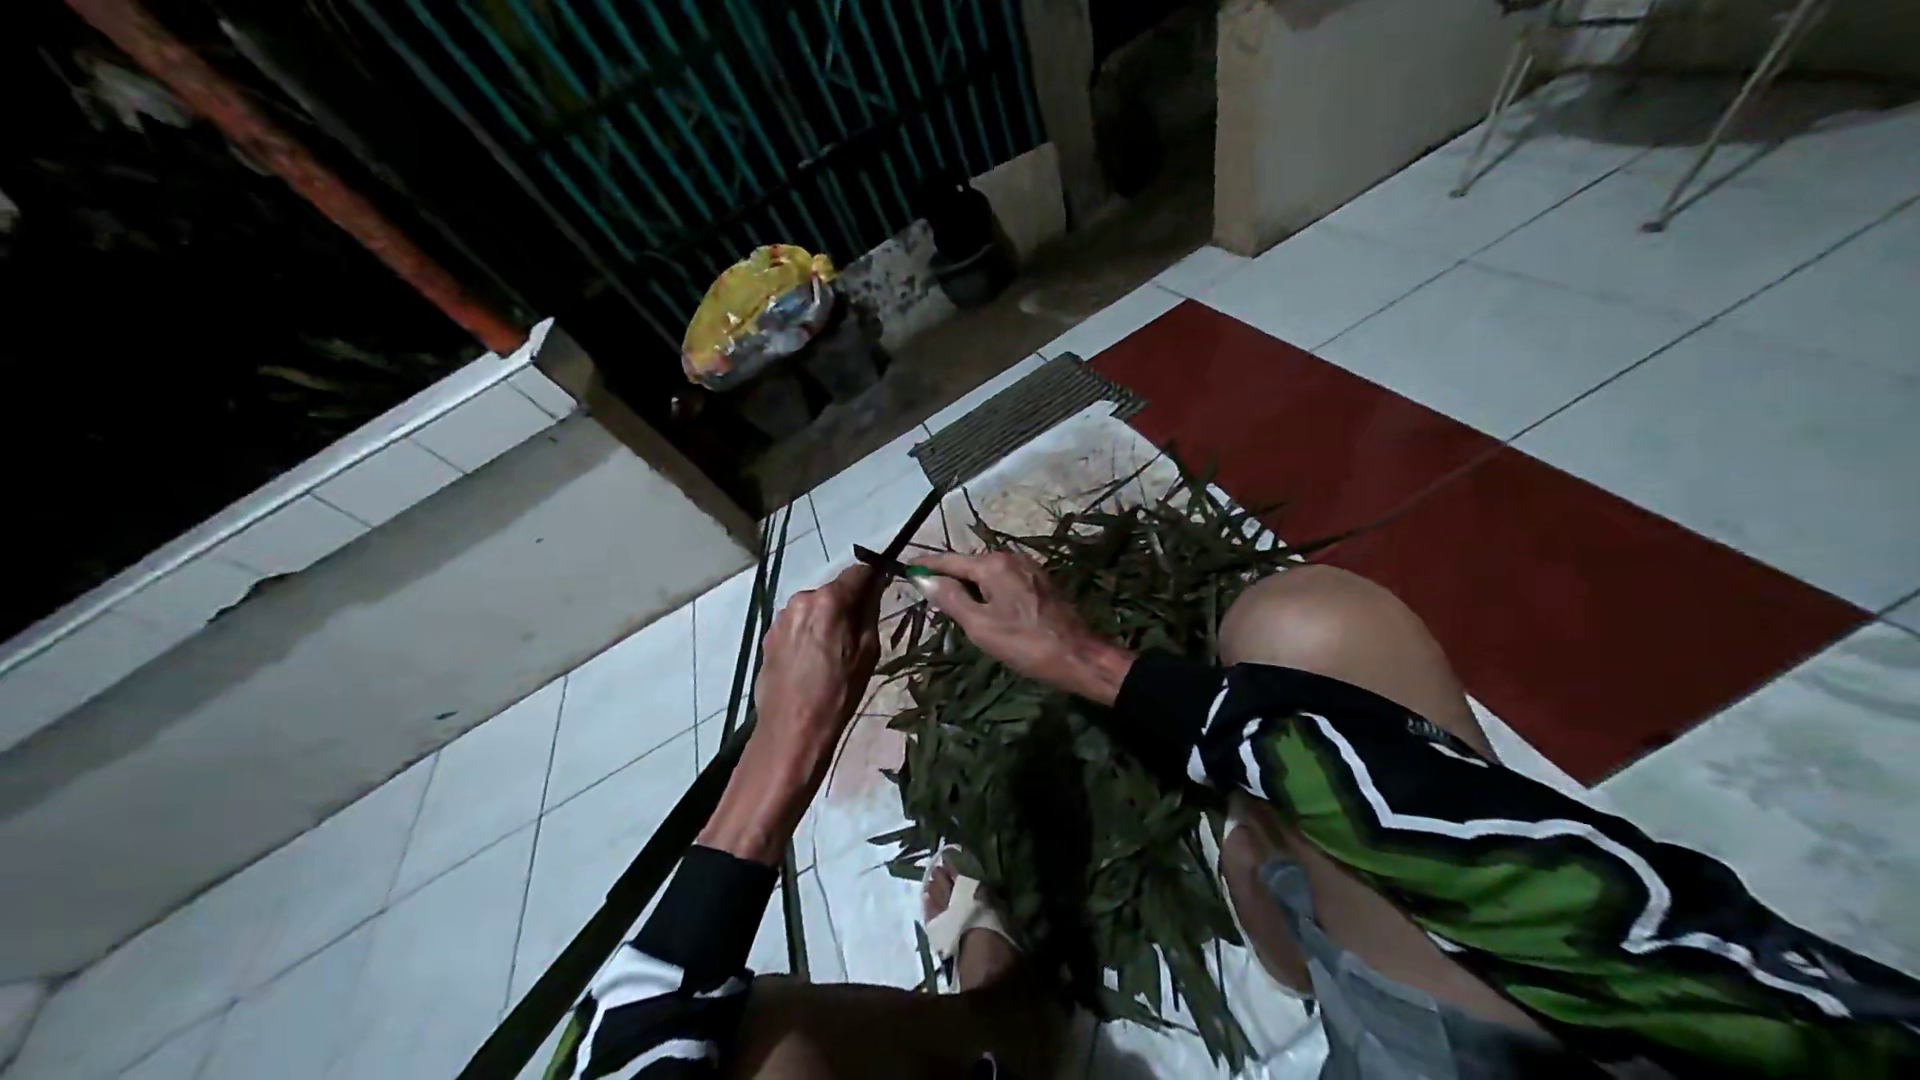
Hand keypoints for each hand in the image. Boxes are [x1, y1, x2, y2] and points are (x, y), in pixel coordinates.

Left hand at [753, 563, 882, 764]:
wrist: (792, 727)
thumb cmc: (838, 691)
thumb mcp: (868, 651)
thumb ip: (870, 611)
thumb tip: (875, 585)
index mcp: (828, 600)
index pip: (858, 572)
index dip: (873, 577)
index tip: (882, 588)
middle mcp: (801, 599)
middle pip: (834, 591)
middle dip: (847, 604)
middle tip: (858, 634)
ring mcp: (782, 617)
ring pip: (814, 607)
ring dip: (826, 619)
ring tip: (833, 652)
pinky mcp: (769, 635)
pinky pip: (798, 624)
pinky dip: (809, 632)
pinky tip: (812, 660)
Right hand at [910, 551, 1134, 705]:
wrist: (1078, 656)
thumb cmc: (1025, 643)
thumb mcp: (979, 625)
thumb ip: (951, 598)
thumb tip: (924, 578)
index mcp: (993, 564)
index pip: (950, 560)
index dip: (927, 564)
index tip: (906, 565)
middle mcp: (1011, 558)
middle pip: (970, 565)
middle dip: (948, 577)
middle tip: (926, 593)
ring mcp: (1029, 568)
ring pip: (988, 573)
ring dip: (969, 585)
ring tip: (952, 603)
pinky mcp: (1041, 582)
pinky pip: (1004, 581)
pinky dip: (988, 590)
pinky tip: (983, 607)